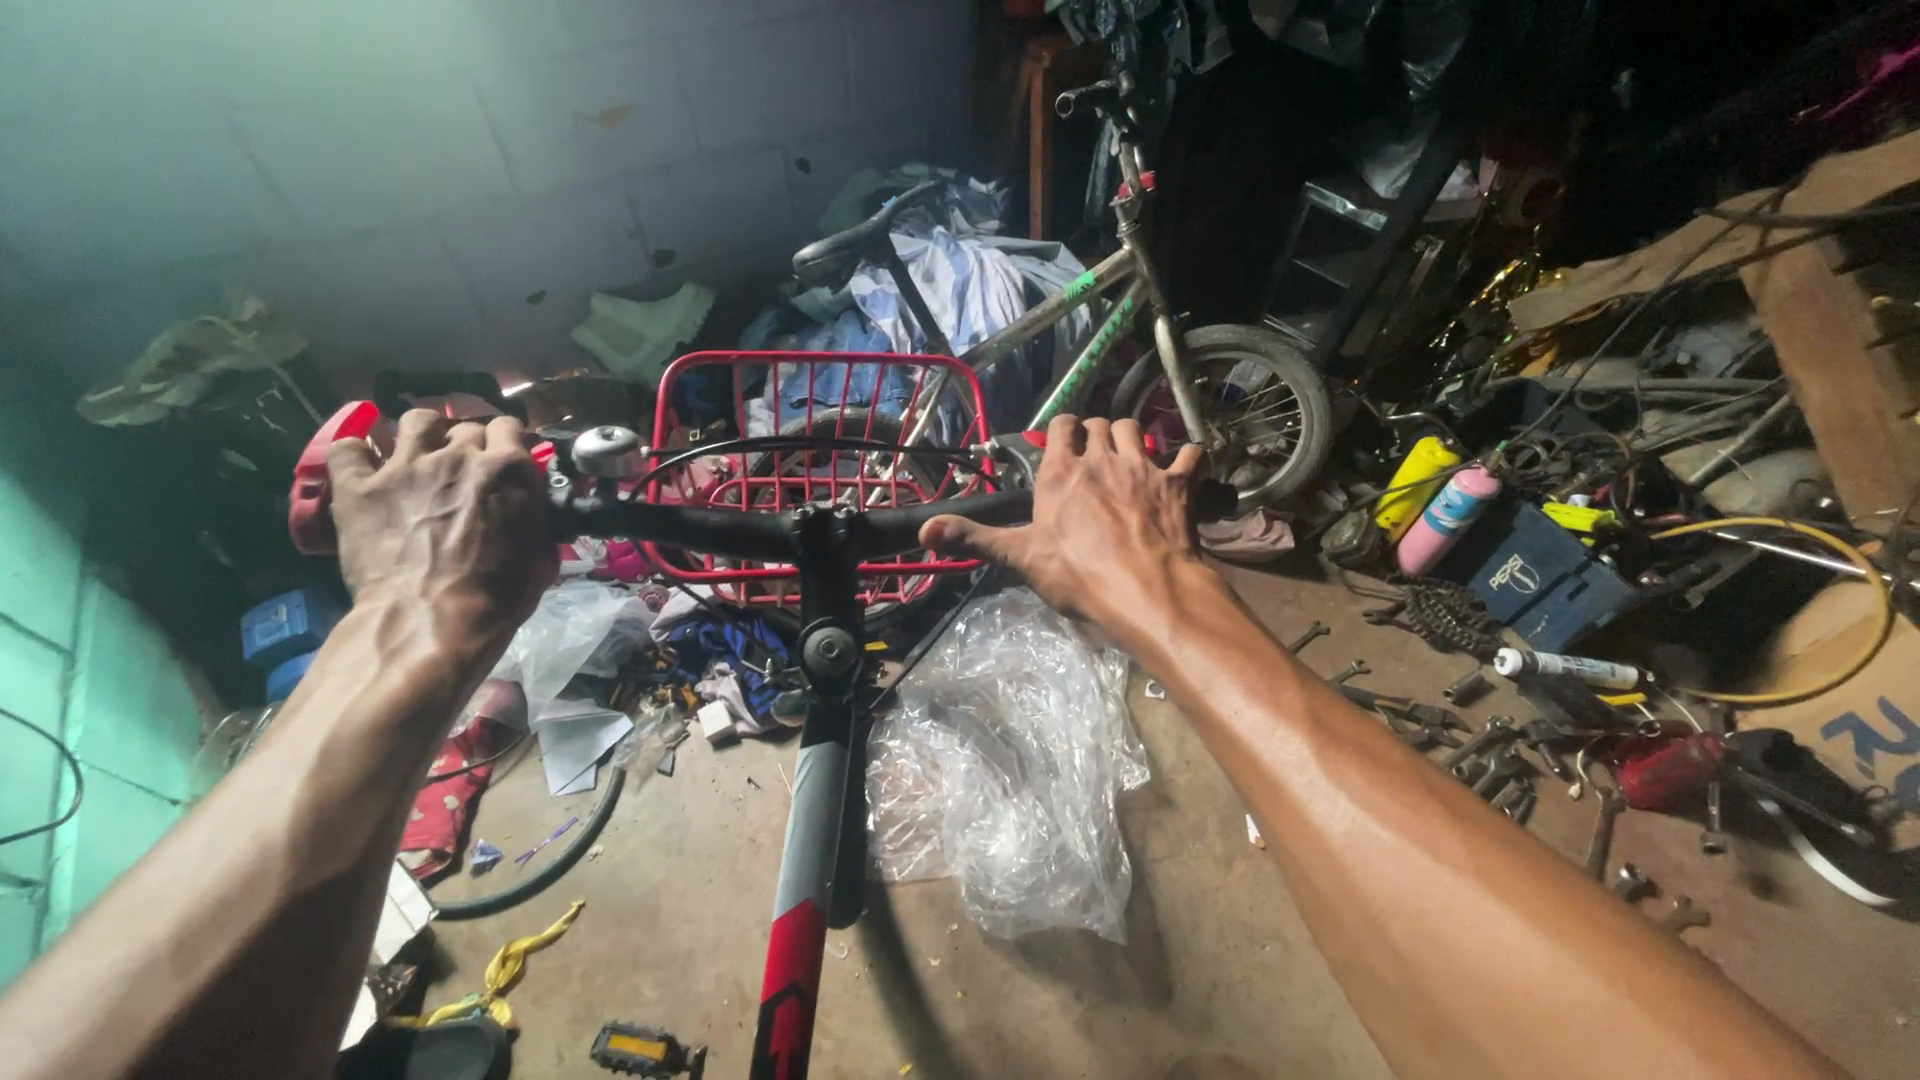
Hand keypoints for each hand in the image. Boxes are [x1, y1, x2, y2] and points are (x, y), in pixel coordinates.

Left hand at [327, 410, 556, 643]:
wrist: (432, 619)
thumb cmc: (497, 596)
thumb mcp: (539, 555)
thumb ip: (535, 521)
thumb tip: (534, 514)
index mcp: (509, 470)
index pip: (509, 426)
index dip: (506, 440)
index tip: (502, 456)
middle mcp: (459, 455)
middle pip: (464, 425)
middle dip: (466, 442)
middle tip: (462, 466)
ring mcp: (405, 466)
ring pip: (414, 420)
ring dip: (421, 433)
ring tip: (418, 453)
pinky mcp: (359, 485)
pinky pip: (348, 448)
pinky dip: (356, 453)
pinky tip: (363, 466)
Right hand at [919, 414, 1209, 640]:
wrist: (1145, 591)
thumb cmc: (1078, 575)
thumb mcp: (1019, 557)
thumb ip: (973, 538)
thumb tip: (924, 531)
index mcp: (1062, 473)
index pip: (1061, 426)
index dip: (1062, 430)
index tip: (1063, 444)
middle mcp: (1102, 459)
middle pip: (1100, 424)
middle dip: (1096, 433)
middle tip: (1095, 455)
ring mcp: (1144, 467)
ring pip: (1137, 429)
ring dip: (1132, 437)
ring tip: (1129, 457)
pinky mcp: (1179, 483)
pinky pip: (1190, 453)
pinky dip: (1187, 457)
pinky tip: (1183, 469)